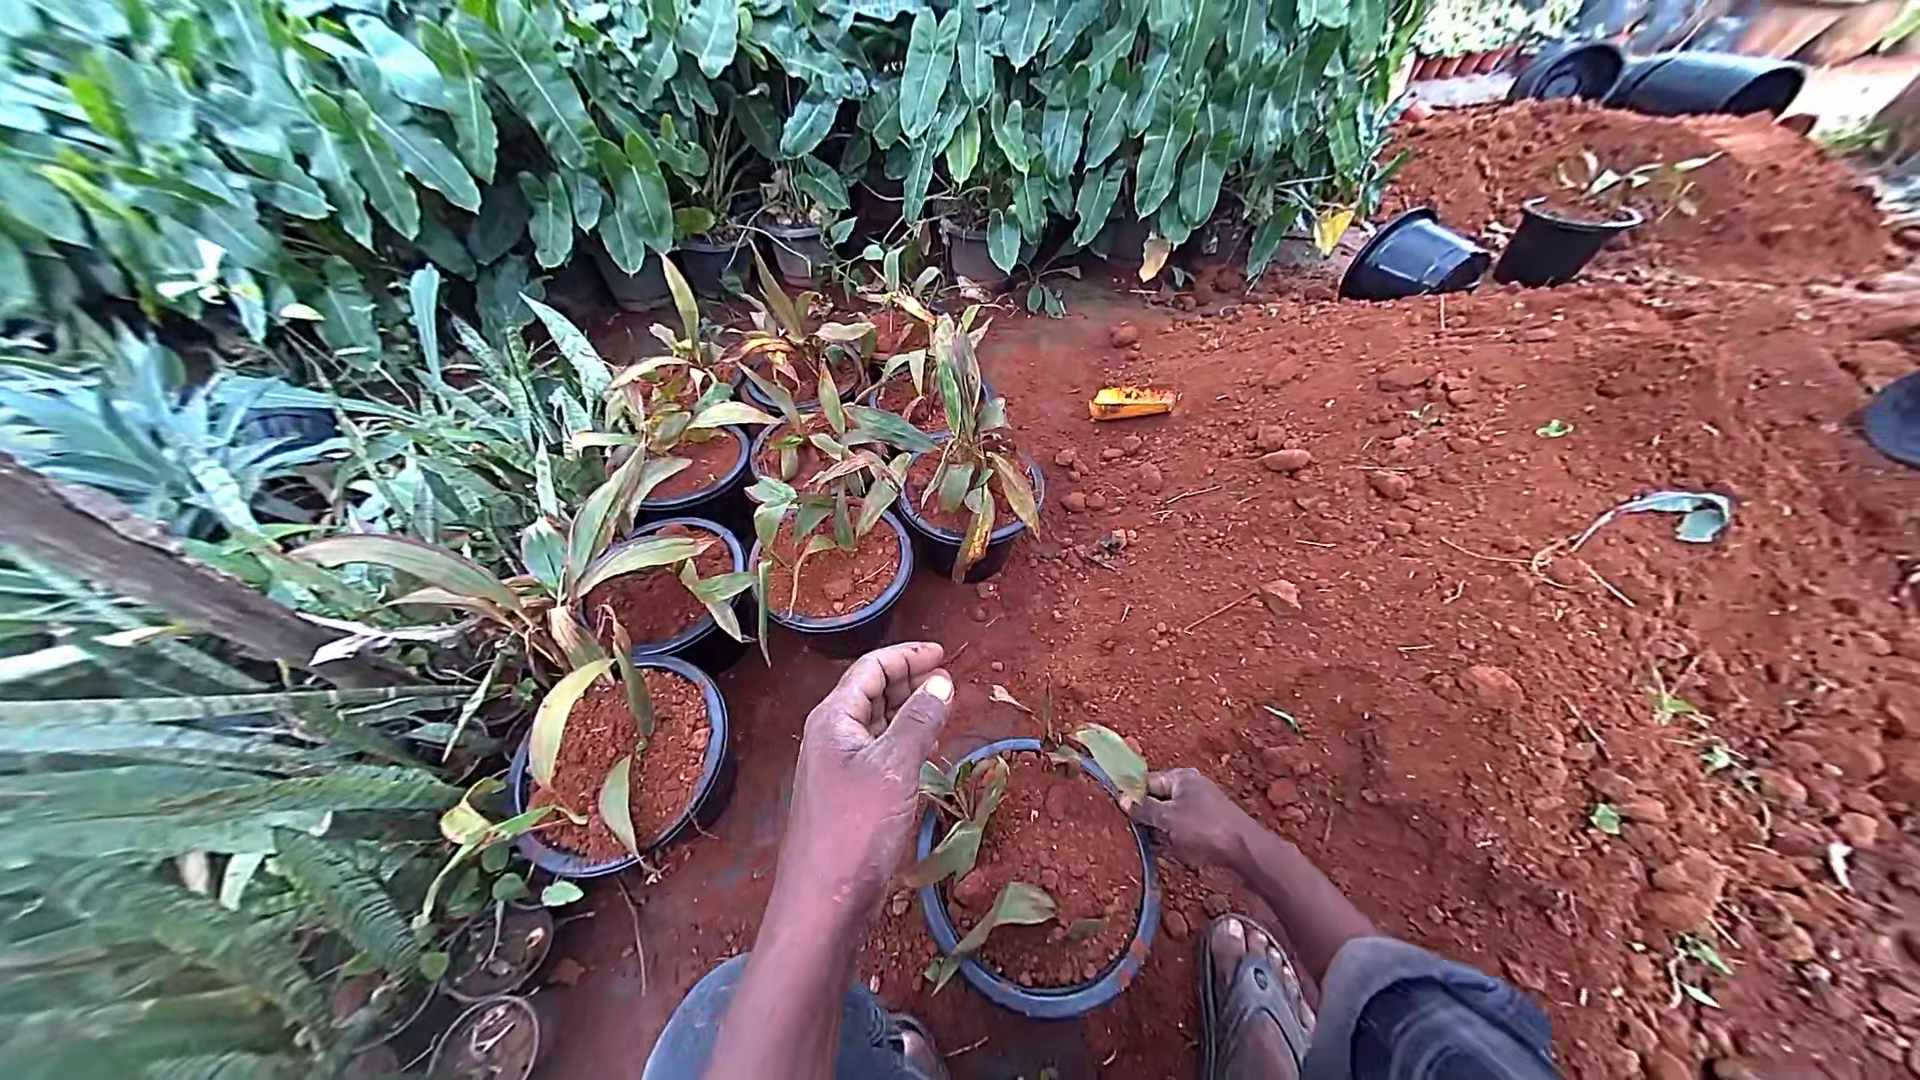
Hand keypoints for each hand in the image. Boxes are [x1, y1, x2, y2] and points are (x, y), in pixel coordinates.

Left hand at [768, 642, 950, 930]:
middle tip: (947, 680)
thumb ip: (919, 719)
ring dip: (909, 710)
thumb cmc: (856, 829)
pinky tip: (926, 747)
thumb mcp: (895, 766)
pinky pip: (880, 750)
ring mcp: (838, 765)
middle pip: (872, 690)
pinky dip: (904, 740)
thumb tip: (942, 682)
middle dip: (909, 679)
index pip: (871, 667)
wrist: (823, 906)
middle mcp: (831, 735)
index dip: (907, 655)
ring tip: (942, 708)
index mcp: (833, 718)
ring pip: (877, 721)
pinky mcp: (849, 792)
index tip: (942, 654)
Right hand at [1125, 768, 1263, 871]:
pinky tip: (1176, 853)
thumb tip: (1121, 798)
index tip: (1122, 813)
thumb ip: (1143, 809)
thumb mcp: (1167, 818)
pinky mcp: (1211, 827)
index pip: (1148, 782)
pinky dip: (1179, 840)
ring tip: (1159, 846)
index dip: (1134, 797)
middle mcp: (1192, 788)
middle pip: (1160, 800)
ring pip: (1172, 818)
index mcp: (1180, 777)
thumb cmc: (1204, 828)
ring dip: (1164, 832)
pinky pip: (1186, 831)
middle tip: (1138, 833)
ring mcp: (1203, 807)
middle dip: (1150, 818)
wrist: (1247, 851)